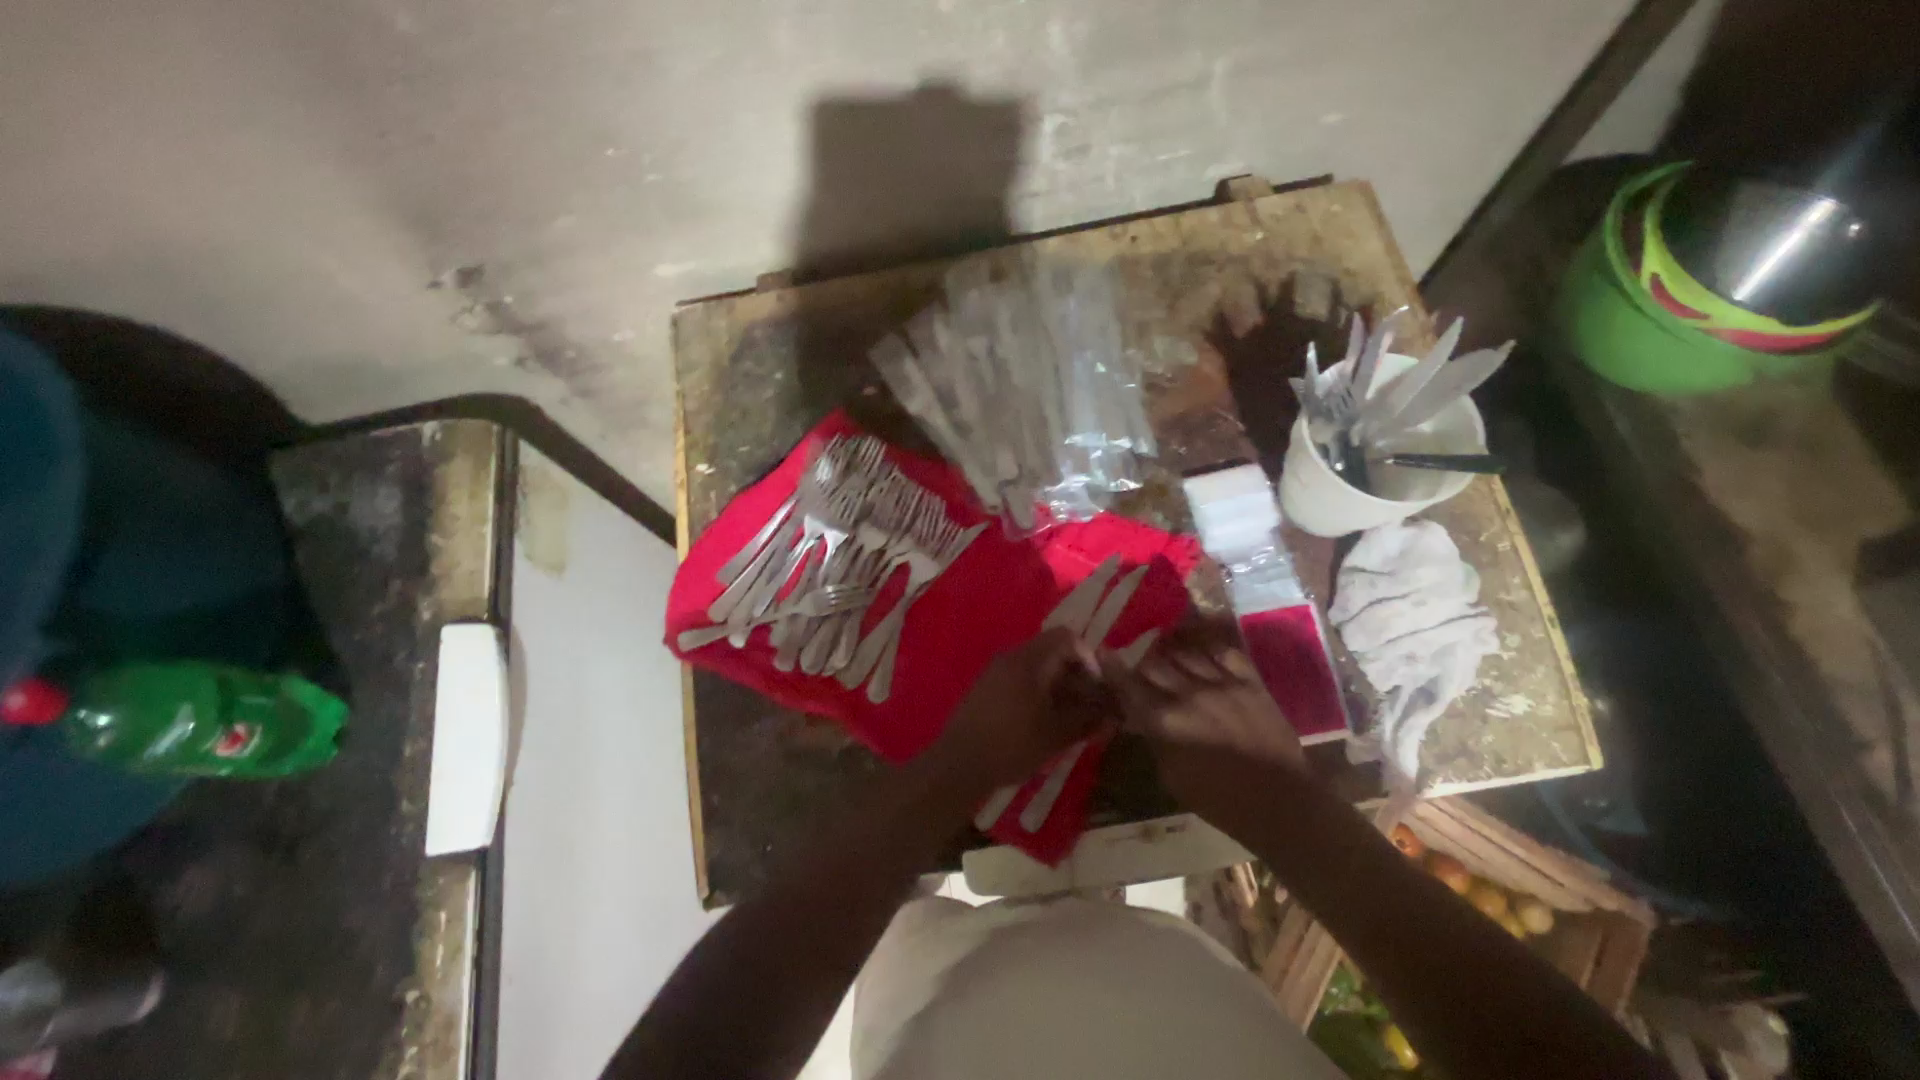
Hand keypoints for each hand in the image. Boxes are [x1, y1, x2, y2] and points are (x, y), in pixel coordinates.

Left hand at [927, 627, 1106, 791]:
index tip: (1098, 687)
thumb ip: (1087, 719)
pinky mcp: (985, 689)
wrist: (958, 765)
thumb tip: (1112, 713)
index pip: (1067, 638)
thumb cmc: (1011, 746)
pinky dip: (1038, 693)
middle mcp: (1010, 657)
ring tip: (1071, 718)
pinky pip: (1020, 679)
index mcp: (1028, 660)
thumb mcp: (1056, 734)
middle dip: (1076, 675)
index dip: (1089, 658)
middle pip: (1052, 651)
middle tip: (1090, 706)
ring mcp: (994, 672)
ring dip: (1058, 687)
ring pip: (1037, 667)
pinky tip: (1044, 721)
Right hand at [1107, 622, 1308, 826]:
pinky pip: (1223, 652)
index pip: (1129, 686)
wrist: (1280, 802)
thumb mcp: (1173, 778)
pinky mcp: (1251, 681)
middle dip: (1140, 661)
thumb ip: (1155, 740)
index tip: (1101, 653)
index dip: (1112, 668)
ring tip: (1163, 652)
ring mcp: (1223, 683)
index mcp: (1166, 722)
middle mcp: (1190, 694)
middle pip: (1154, 664)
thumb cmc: (1221, 800)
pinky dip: (1206, 649)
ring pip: (1186, 653)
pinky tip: (1200, 652)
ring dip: (1170, 653)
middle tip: (1133, 660)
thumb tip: (1142, 718)